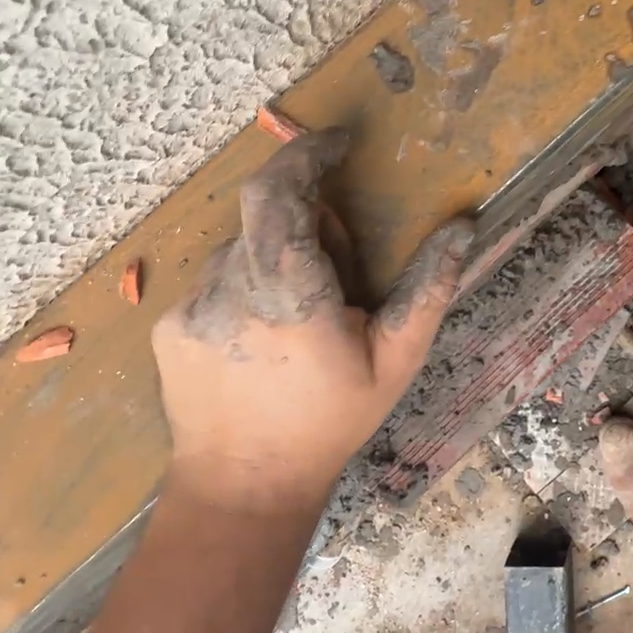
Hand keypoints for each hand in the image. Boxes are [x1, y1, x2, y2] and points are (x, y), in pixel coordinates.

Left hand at [150, 129, 474, 512]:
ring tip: (306, 312)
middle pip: (266, 212)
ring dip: (280, 252)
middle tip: (339, 265)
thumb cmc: (329, 421)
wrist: (241, 488)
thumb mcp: (396, 359)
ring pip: (243, 246)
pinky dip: (251, 280)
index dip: (306, 155)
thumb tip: (463, 227)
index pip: (278, 192)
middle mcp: (229, 289)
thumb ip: (429, 287)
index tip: (339, 144)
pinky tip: (268, 333)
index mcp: (287, 293)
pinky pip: (218, 277)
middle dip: (307, 212)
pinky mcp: (169, 325)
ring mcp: (191, 306)